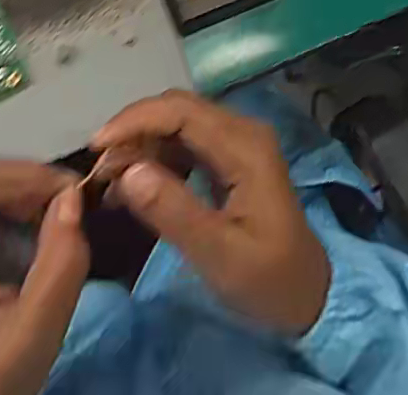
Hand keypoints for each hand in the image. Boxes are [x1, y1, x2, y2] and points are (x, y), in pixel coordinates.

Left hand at [0, 159, 88, 394]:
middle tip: (70, 211)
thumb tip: (73, 197)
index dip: (33, 176)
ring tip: (55, 224)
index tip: (75, 195)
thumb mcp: (35, 337)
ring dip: (23, 196)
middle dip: (31, 186)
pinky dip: (9, 209)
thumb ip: (60, 265)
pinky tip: (30, 235)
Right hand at [92, 91, 328, 334]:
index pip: (181, 111)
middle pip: (177, 109)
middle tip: (101, 170)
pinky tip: (134, 185)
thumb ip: (174, 212)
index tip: (97, 146)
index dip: (135, 121)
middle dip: (134, 131)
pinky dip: (155, 156)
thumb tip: (128, 171)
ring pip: (177, 122)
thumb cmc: (269, 281)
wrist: (311, 297)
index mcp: (245, 146)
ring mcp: (237, 141)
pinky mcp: (229, 156)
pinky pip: (184, 141)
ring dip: (141, 144)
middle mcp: (242, 131)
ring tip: (111, 181)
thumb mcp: (220, 256)